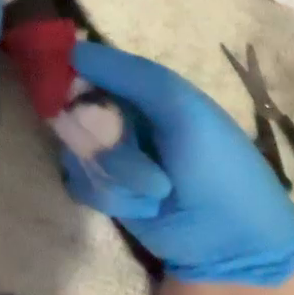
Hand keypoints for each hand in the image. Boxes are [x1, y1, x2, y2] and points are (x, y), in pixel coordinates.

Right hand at [62, 42, 293, 286]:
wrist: (233, 244)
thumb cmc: (216, 166)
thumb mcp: (179, 107)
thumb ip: (127, 73)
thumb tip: (71, 50)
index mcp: (145, 87)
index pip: (89, 65)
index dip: (69, 73)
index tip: (60, 88)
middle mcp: (122, 114)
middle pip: (74, 108)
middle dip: (96, 134)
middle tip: (123, 150)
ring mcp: (111, 152)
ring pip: (75, 147)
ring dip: (110, 170)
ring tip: (153, 189)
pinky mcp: (105, 186)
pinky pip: (79, 179)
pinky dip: (106, 193)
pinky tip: (139, 206)